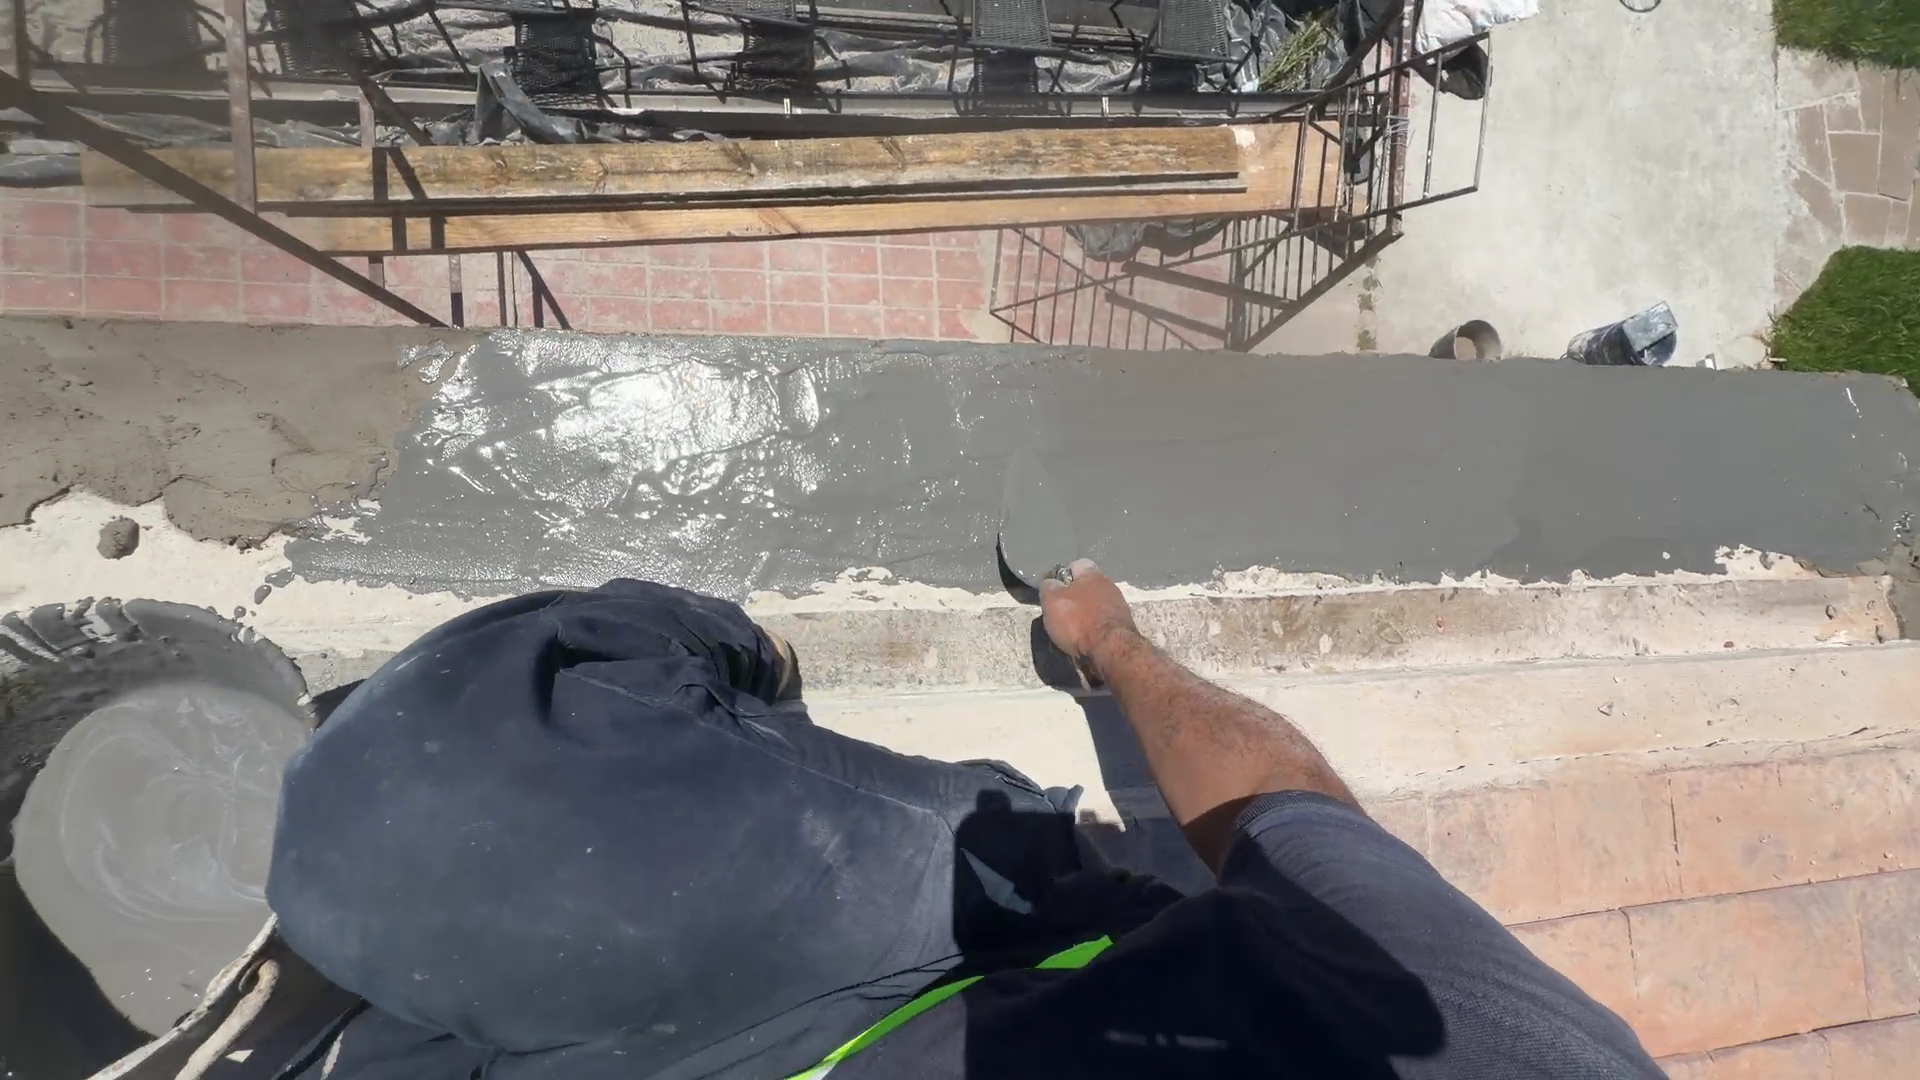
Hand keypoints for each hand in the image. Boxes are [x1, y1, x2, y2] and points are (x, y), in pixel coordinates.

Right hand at [1038, 559, 1138, 672]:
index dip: (1062, 576)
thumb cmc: (1078, 621)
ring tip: (1071, 631)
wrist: (1110, 650)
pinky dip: (1093, 629)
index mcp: (1093, 574)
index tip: (1053, 590)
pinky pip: (1103, 622)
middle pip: (1087, 587)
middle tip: (1060, 612)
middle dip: (1074, 598)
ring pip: (1095, 606)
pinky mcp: (1123, 625)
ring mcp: (1119, 606)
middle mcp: (1110, 585)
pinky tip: (1085, 640)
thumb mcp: (1052, 601)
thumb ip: (1049, 587)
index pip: (1077, 565)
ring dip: (1084, 615)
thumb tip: (1050, 583)